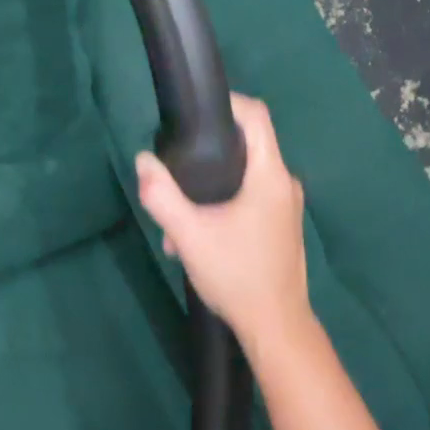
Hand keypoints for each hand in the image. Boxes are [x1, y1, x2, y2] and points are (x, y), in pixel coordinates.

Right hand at [135, 94, 311, 343]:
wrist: (275, 327)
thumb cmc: (237, 275)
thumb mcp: (189, 235)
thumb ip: (161, 195)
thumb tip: (143, 160)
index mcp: (270, 175)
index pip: (256, 115)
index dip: (227, 102)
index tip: (193, 112)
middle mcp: (284, 183)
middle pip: (247, 144)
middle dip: (207, 153)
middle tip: (174, 169)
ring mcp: (286, 206)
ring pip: (245, 176)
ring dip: (210, 188)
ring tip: (179, 217)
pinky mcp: (281, 225)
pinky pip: (250, 198)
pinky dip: (223, 204)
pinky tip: (197, 236)